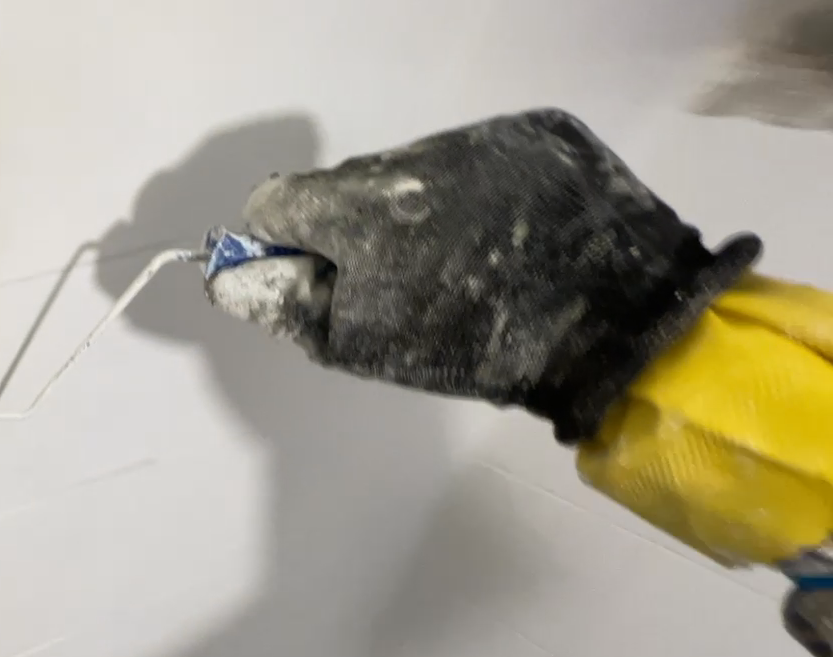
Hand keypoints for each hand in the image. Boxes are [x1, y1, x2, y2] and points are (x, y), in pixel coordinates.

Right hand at [217, 109, 760, 441]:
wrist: (610, 325)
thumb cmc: (457, 350)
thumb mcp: (348, 343)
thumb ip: (278, 301)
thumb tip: (224, 272)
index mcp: (366, 213)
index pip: (276, 200)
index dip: (272, 238)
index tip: (297, 270)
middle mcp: (419, 157)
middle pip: (335, 183)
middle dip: (335, 226)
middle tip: (373, 276)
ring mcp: (481, 136)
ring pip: (395, 169)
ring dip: (392, 208)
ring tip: (434, 255)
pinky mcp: (532, 129)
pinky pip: (456, 157)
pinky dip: (448, 193)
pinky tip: (478, 231)